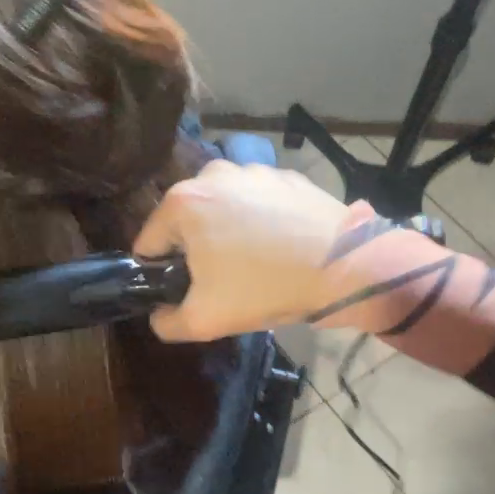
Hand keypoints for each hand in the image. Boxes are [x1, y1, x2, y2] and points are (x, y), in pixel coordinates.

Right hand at [134, 160, 350, 341]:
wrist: (347, 268)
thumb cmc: (265, 288)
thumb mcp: (203, 320)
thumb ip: (165, 322)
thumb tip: (159, 315)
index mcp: (182, 202)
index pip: (148, 244)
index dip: (160, 274)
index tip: (187, 292)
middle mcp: (211, 175)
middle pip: (184, 224)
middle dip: (195, 251)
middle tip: (222, 281)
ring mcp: (252, 171)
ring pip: (221, 211)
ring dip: (226, 234)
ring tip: (254, 264)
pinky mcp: (286, 177)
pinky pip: (256, 204)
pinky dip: (260, 223)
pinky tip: (279, 248)